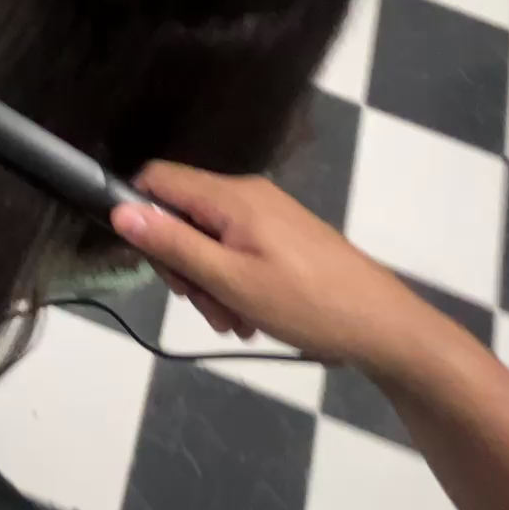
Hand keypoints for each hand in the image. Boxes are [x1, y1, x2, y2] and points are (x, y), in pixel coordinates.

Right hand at [111, 163, 432, 370]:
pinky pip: (233, 246)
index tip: (148, 258)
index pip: (157, 178)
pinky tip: (246, 313)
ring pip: (205, 236)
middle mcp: (244, 194)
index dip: (138, 212)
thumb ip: (172, 244)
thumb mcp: (231, 281)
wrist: (390, 331)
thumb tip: (118, 211)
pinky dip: (229, 278)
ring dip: (205, 278)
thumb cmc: (307, 303)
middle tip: (197, 302)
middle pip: (179, 212)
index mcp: (230, 197)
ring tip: (229, 318)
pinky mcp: (279, 235)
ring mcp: (265, 213)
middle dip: (179, 260)